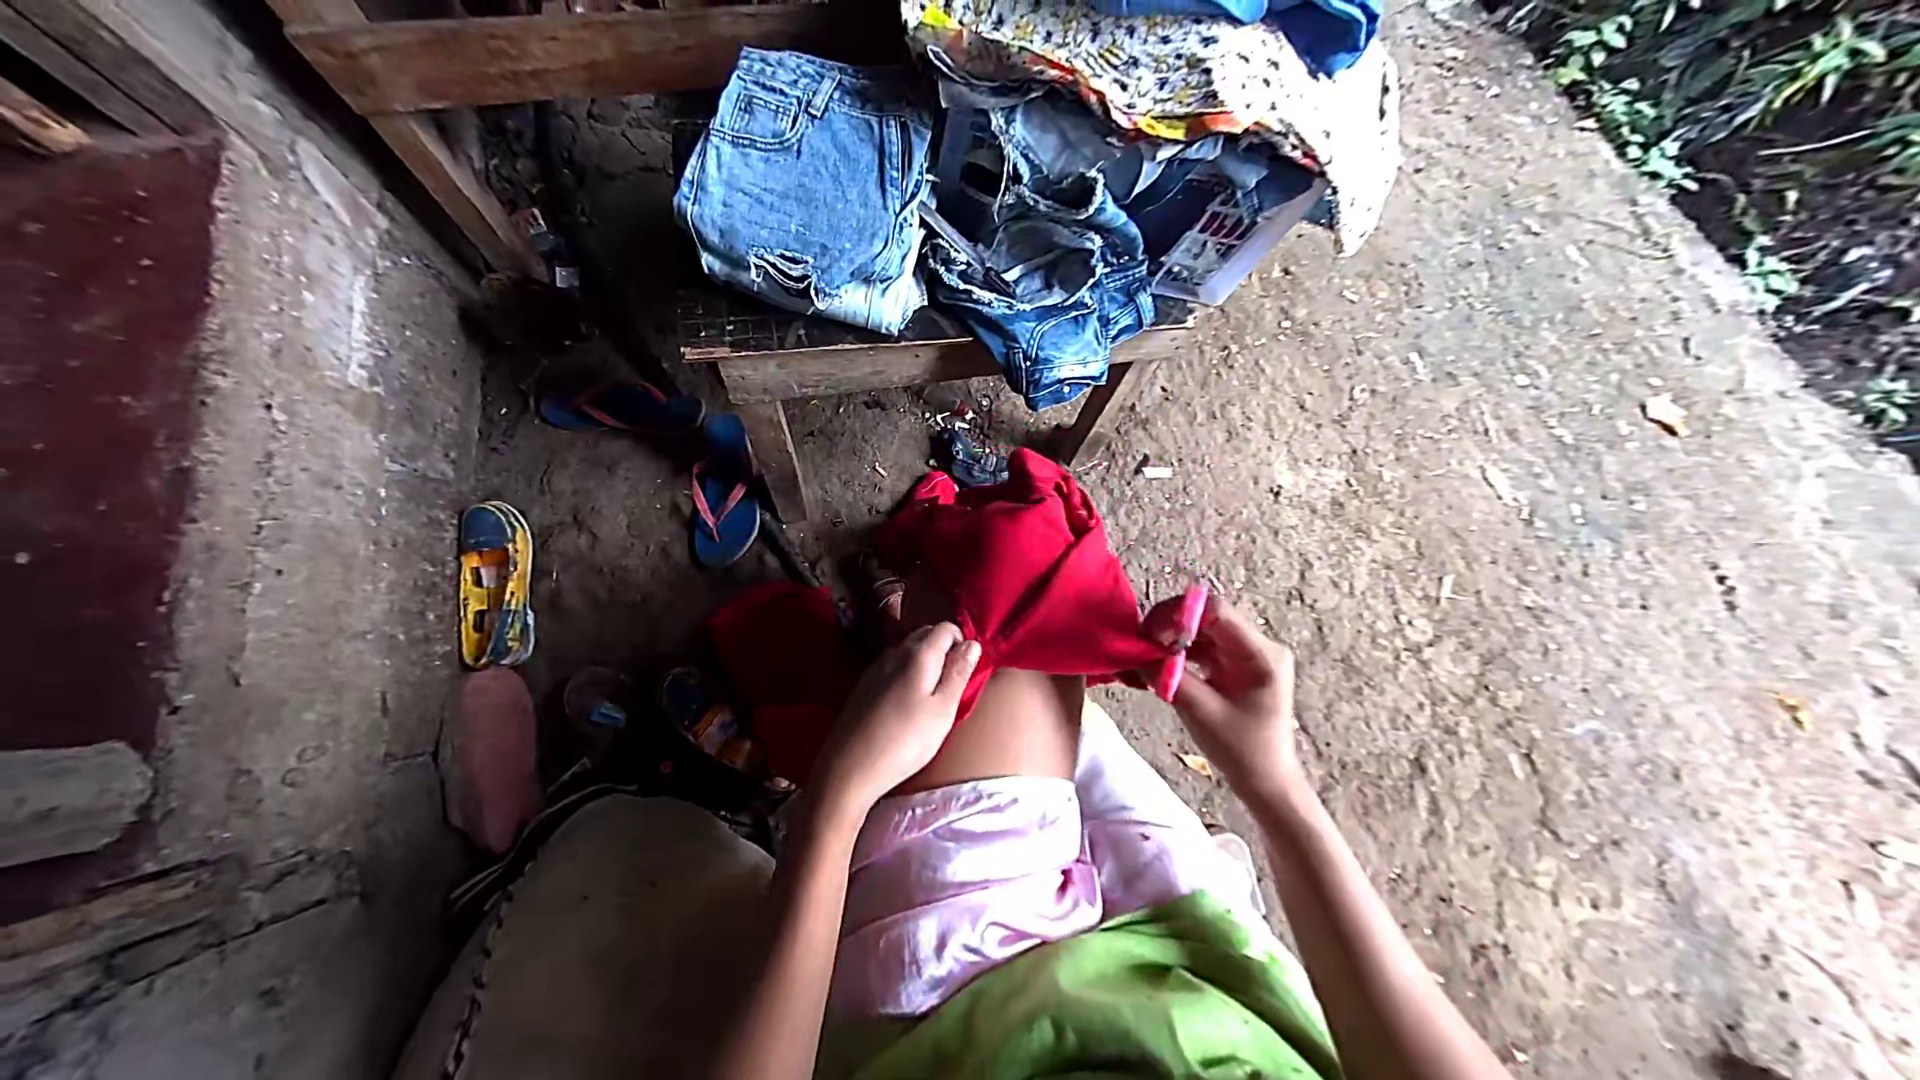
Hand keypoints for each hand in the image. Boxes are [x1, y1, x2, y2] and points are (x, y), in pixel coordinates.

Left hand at [810, 622, 980, 816]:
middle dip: (943, 648)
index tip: (965, 669)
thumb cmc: (905, 741)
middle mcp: (895, 652)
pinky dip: (905, 673)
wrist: (849, 767)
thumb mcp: (944, 710)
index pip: (945, 628)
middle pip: (925, 634)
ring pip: (907, 650)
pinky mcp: (863, 685)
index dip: (961, 642)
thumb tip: (972, 643)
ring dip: (923, 661)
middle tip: (952, 683)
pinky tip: (905, 703)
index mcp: (919, 654)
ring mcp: (875, 667)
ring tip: (930, 696)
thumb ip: (959, 673)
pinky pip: (892, 666)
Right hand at [1142, 595, 1304, 799]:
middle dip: (1169, 625)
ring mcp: (1246, 653)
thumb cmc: (1241, 751)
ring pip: (1199, 628)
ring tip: (1145, 655)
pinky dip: (1177, 651)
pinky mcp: (1233, 663)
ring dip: (1170, 638)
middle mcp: (1258, 646)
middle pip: (1206, 615)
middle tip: (1142, 643)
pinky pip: (1200, 645)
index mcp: (1262, 655)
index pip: (1217, 611)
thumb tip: (1135, 652)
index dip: (1179, 615)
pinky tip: (1157, 663)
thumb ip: (1167, 676)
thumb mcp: (1199, 711)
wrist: (1265, 780)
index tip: (1151, 634)